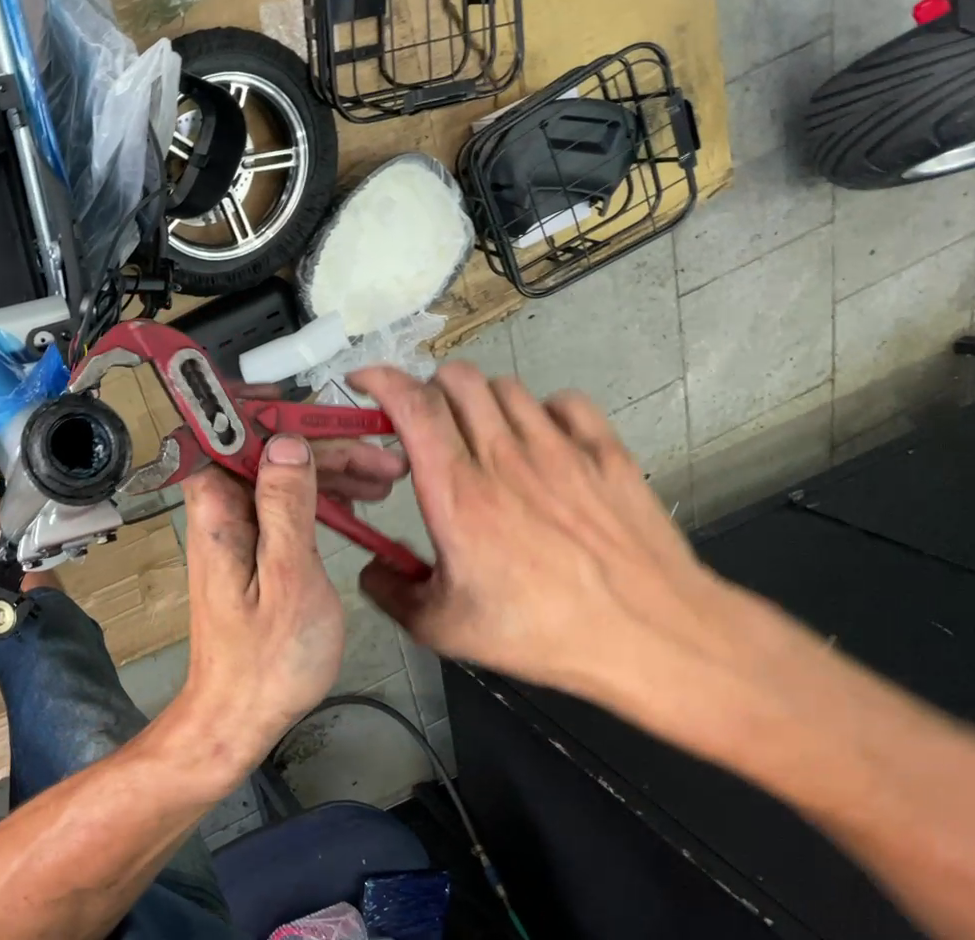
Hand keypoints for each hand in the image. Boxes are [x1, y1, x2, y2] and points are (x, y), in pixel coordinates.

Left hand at [169, 436, 404, 780]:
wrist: (239, 712)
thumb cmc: (268, 659)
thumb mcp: (290, 578)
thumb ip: (287, 507)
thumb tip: (287, 442)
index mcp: (217, 511)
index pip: (233, 436)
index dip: (275, 414)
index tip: (328, 411)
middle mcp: (218, 511)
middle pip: (266, 454)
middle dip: (324, 448)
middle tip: (386, 461)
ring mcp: (233, 530)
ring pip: (280, 478)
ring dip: (330, 472)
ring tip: (388, 479)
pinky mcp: (250, 549)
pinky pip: (284, 507)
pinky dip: (321, 500)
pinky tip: (361, 503)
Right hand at [349, 363, 721, 696]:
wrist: (656, 639)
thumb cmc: (543, 633)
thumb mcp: (442, 628)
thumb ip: (388, 591)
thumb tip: (371, 567)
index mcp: (456, 493)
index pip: (412, 405)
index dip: (380, 379)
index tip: (363, 382)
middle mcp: (504, 458)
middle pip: (457, 379)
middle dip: (427, 388)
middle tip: (423, 422)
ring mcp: (561, 450)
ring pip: (505, 386)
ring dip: (479, 401)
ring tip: (479, 435)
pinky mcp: (608, 454)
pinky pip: (564, 402)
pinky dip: (540, 411)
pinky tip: (539, 443)